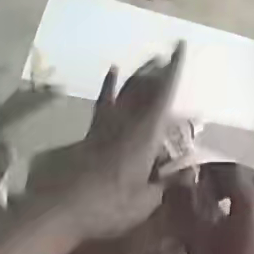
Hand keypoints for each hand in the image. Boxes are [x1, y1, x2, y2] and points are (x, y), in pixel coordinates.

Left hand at [34, 44, 184, 241]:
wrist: (64, 208)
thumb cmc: (110, 205)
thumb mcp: (146, 202)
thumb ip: (167, 184)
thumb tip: (189, 173)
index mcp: (146, 133)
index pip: (165, 94)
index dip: (174, 70)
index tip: (180, 46)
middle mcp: (129, 120)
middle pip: (147, 87)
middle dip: (161, 69)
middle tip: (171, 53)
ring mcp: (109, 122)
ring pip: (129, 89)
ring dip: (141, 73)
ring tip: (153, 59)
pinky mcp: (94, 130)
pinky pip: (104, 101)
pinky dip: (110, 84)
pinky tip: (113, 70)